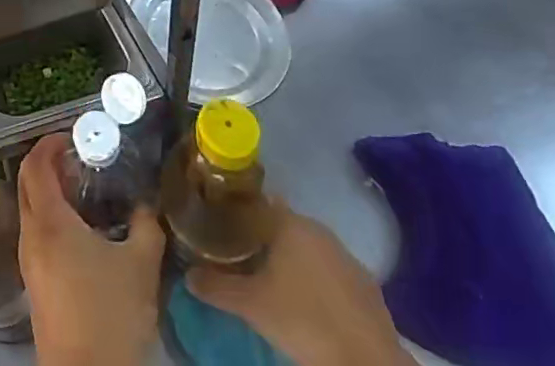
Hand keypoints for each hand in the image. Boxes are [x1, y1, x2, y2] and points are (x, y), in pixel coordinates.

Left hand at [17, 133, 164, 365]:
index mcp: (49, 224)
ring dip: (50, 190)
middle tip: (80, 157)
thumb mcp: (141, 263)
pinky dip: (52, 215)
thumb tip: (146, 201)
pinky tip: (83, 227)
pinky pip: (36, 233)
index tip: (73, 134)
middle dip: (48, 163)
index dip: (49, 143)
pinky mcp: (34, 283)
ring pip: (30, 210)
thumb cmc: (111, 314)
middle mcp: (30, 237)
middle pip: (26, 184)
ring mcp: (28, 262)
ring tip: (86, 189)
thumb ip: (145, 223)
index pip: (35, 166)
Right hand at [187, 202, 412, 365]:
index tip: (223, 229)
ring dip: (291, 261)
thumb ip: (216, 287)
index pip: (260, 205)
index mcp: (291, 224)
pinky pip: (330, 272)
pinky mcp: (365, 284)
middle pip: (284, 226)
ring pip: (308, 249)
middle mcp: (319, 230)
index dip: (240, 215)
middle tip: (241, 260)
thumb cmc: (302, 320)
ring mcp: (345, 256)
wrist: (366, 361)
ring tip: (271, 283)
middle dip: (263, 240)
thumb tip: (188, 275)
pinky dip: (315, 281)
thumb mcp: (250, 305)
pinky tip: (306, 304)